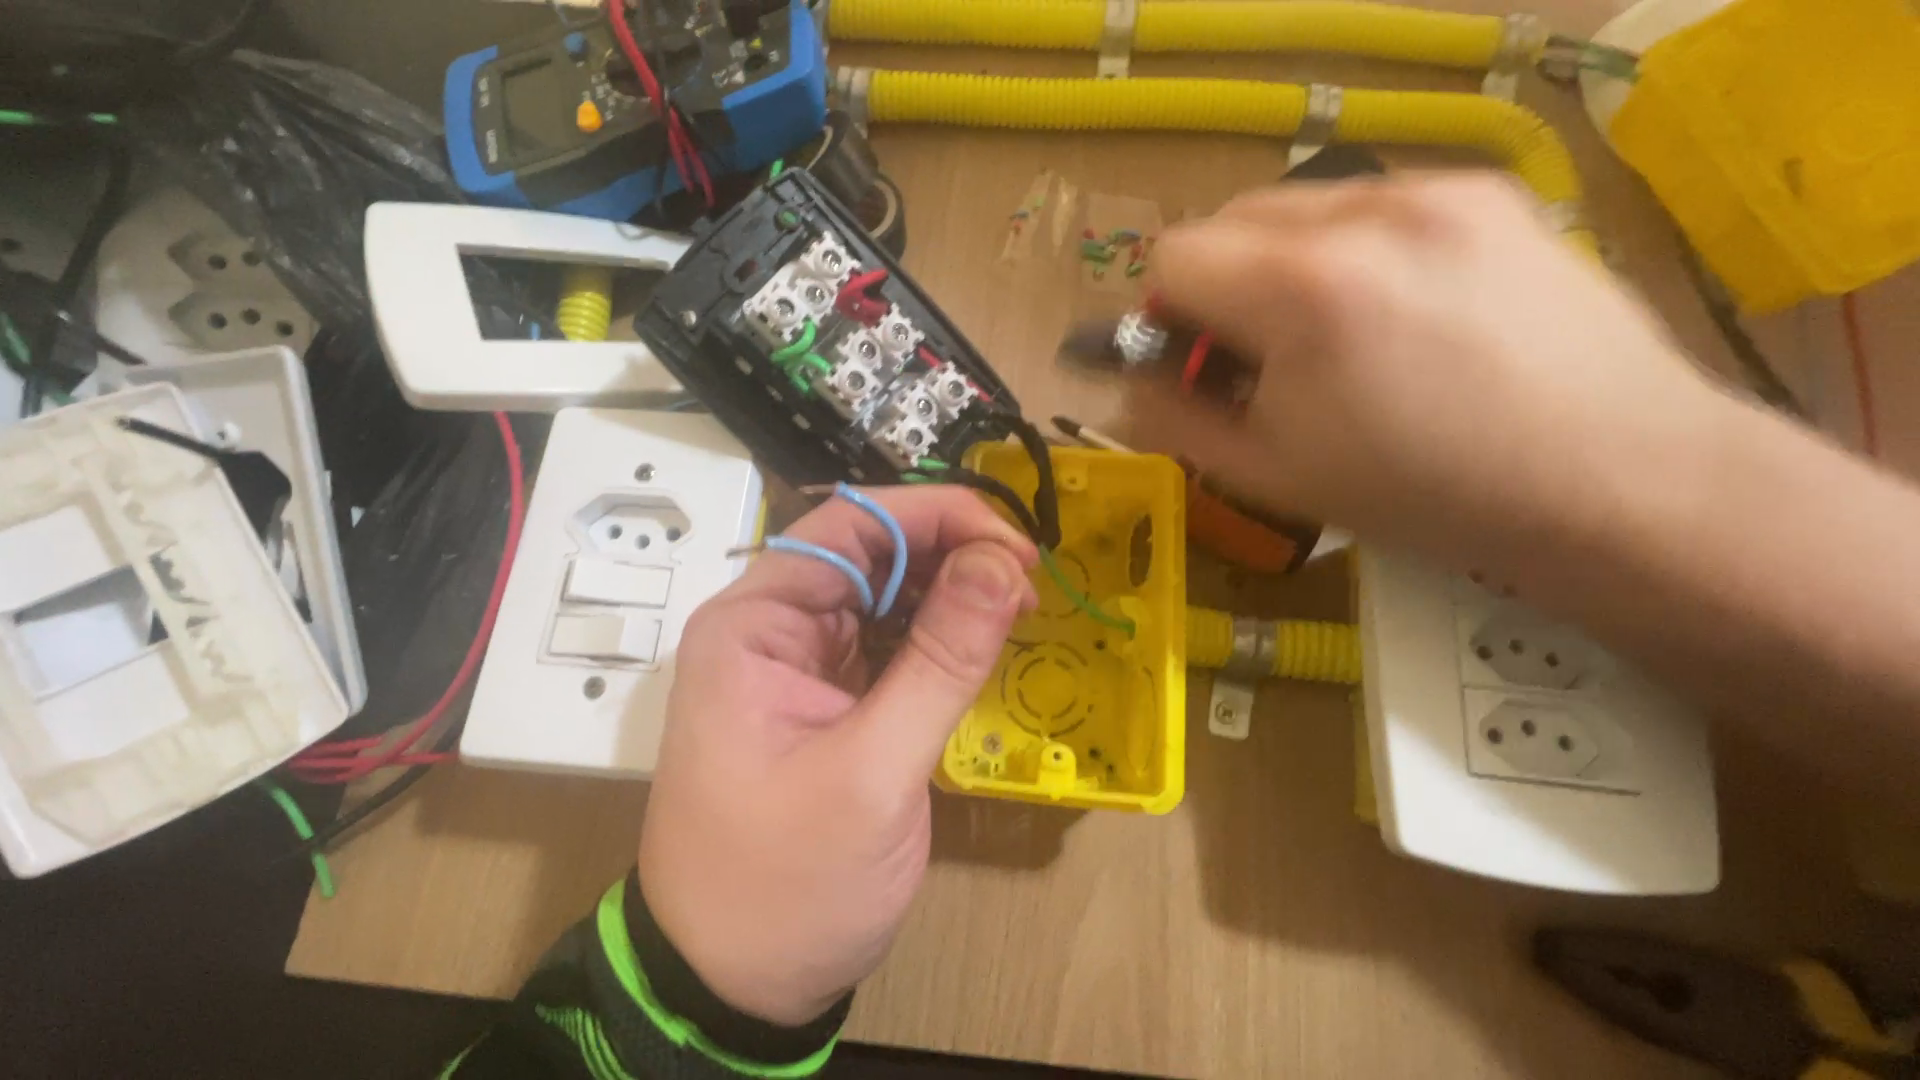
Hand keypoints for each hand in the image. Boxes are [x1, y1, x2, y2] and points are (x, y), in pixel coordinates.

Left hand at [638, 487, 1037, 1025]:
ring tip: (1018, 609)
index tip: (1015, 546)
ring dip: (950, 593)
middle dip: (951, 553)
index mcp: (754, 625)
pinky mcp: (826, 701)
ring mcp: (796, 666)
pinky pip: (887, 644)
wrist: (733, 984)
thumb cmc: (789, 882)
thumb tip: (1003, 562)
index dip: (937, 518)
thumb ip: (941, 661)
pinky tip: (981, 643)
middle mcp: (770, 629)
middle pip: (869, 555)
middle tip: (1028, 584)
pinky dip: (937, 638)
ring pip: (883, 596)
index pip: (850, 528)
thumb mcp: (874, 772)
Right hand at [1131, 173, 1728, 565]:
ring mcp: (1439, 190)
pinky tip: (1404, 314)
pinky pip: (1376, 205)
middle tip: (1263, 356)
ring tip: (1341, 336)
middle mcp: (1367, 210)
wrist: (1616, 479)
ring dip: (1285, 264)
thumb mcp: (1272, 476)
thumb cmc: (1426, 494)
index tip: (1198, 363)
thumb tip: (1122, 382)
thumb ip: (1174, 419)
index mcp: (1303, 289)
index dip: (1167, 313)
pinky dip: (1355, 251)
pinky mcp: (1491, 192)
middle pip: (1232, 217)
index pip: (1174, 253)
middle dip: (1222, 284)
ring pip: (1303, 205)